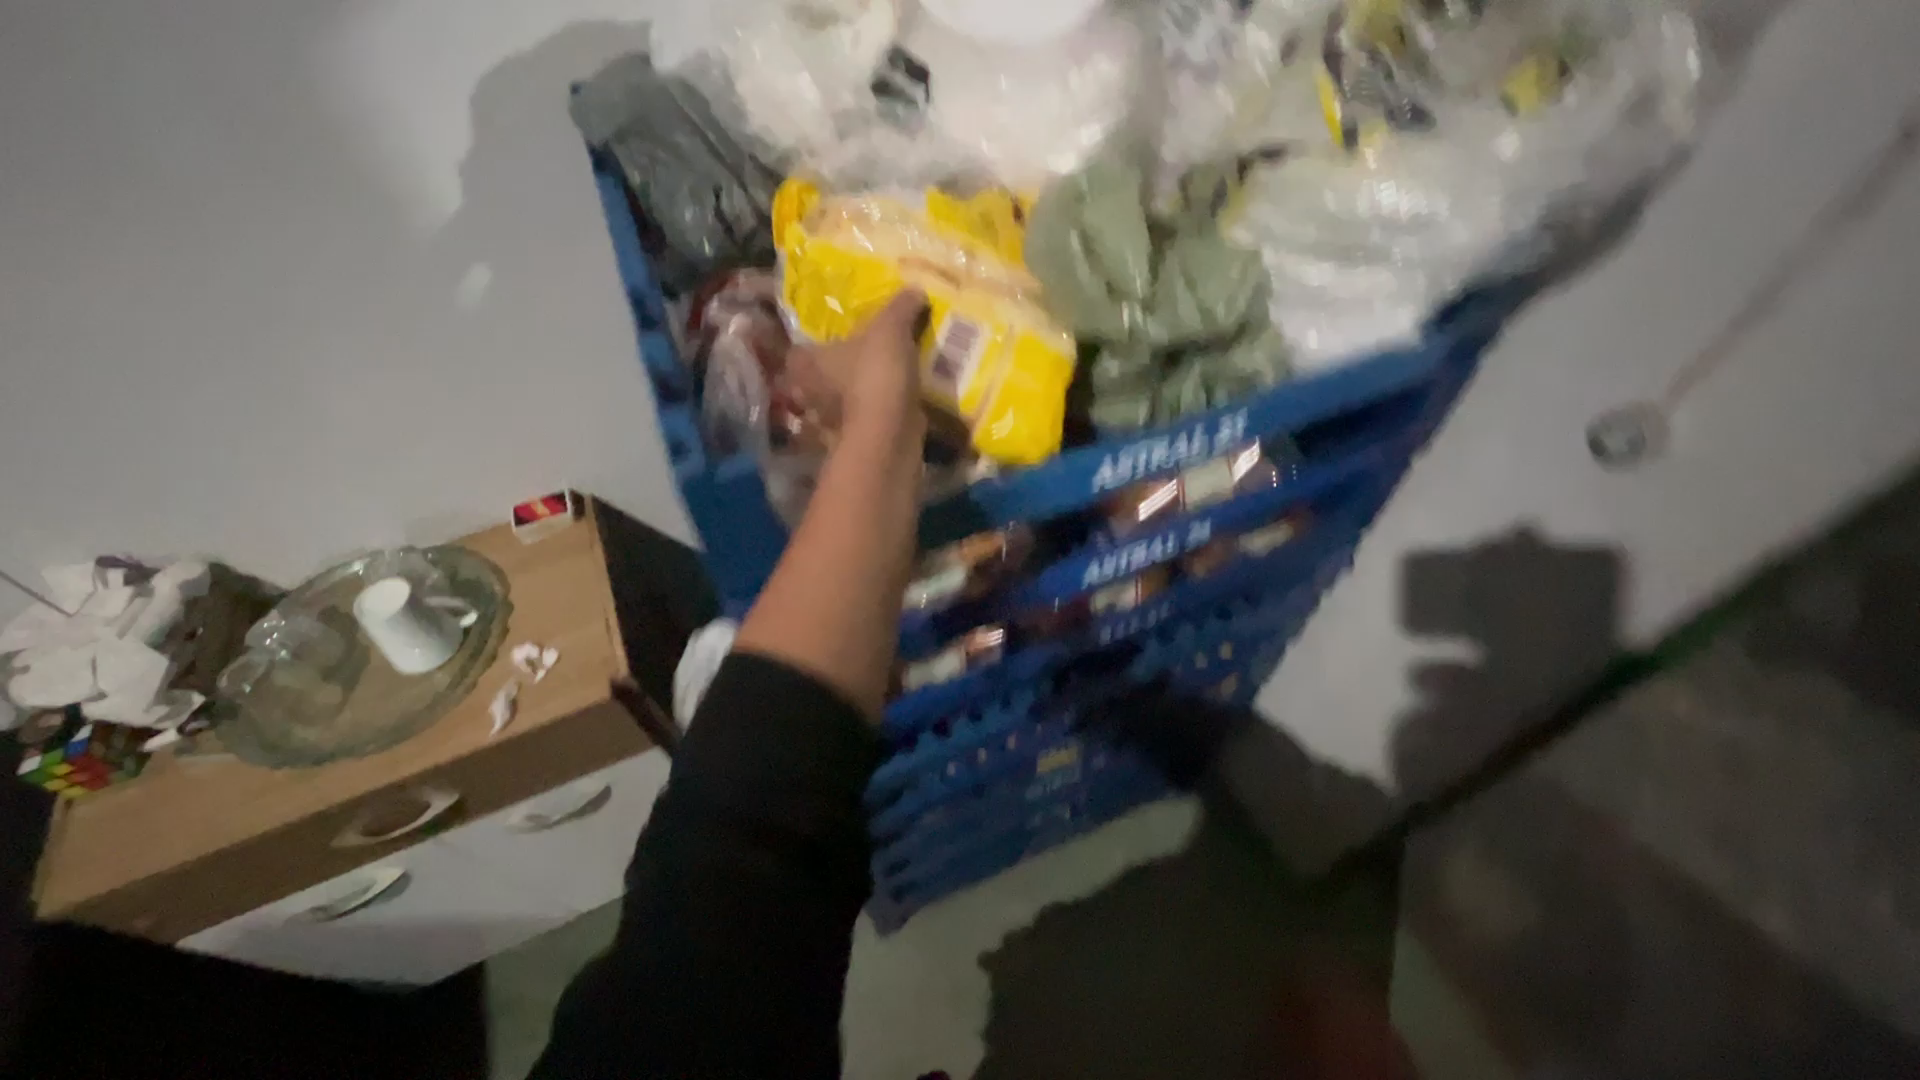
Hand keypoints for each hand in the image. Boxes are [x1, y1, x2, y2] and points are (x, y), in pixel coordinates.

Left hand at [801, 290, 927, 450]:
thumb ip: (900, 307)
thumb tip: (915, 289)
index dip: (810, 345)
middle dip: (834, 372)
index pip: (797, 351)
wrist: (888, 436)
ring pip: (837, 403)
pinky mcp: (853, 442)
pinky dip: (873, 416)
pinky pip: (861, 422)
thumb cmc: (875, 375)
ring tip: (882, 380)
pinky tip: (893, 405)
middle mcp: (810, 393)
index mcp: (805, 362)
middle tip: (861, 358)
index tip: (832, 339)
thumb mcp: (891, 329)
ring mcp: (828, 422)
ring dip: (853, 396)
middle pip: (816, 379)